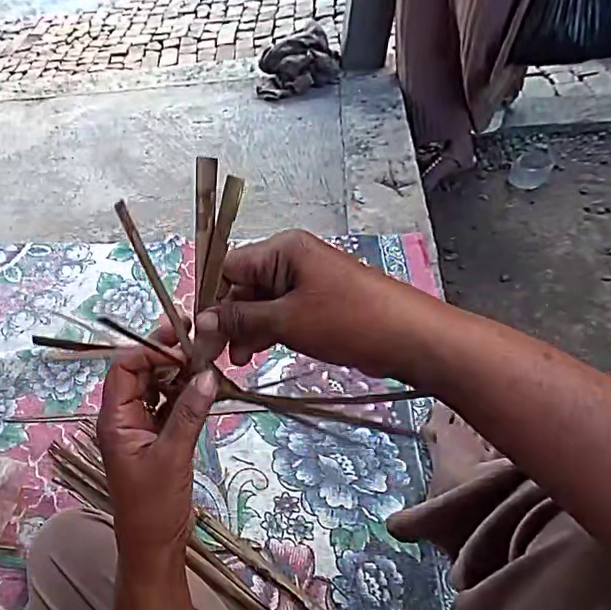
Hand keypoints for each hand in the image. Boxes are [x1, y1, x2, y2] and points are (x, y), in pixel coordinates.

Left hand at [95, 347, 216, 569]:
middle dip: (167, 357)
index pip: (125, 369)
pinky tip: (204, 388)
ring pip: (156, 388)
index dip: (150, 350)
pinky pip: (168, 406)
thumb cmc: (153, 505)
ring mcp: (139, 428)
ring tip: (206, 363)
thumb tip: (208, 374)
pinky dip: (184, 395)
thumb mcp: (173, 455)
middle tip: (198, 345)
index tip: (181, 339)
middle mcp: (123, 418)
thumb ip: (189, 413)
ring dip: (178, 375)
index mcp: (114, 420)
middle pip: (140, 374)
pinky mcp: (156, 438)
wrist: (154, 545)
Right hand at [199, 230, 435, 380]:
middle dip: (228, 319)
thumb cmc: (349, 320)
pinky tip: (254, 352)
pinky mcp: (315, 304)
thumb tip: (202, 321)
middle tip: (216, 354)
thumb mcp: (286, 320)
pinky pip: (278, 314)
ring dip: (245, 329)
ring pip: (259, 303)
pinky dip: (265, 332)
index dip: (212, 300)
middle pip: (242, 286)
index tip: (200, 333)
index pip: (229, 268)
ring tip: (237, 359)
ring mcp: (304, 282)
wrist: (410, 338)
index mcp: (282, 250)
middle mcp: (290, 260)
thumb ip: (240, 319)